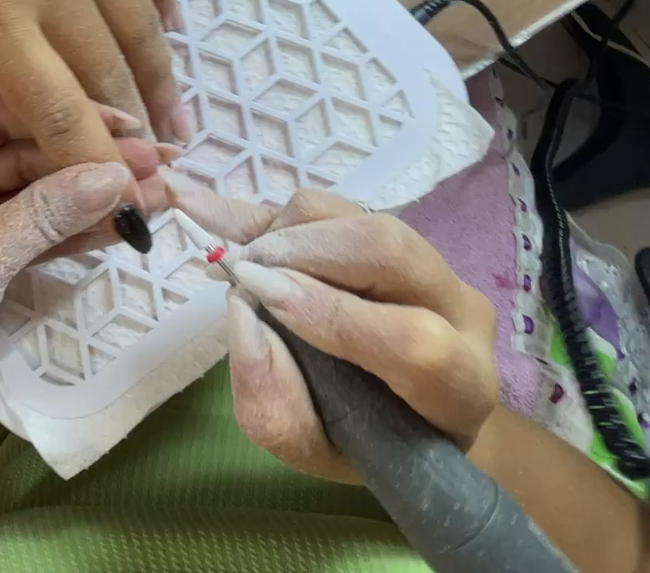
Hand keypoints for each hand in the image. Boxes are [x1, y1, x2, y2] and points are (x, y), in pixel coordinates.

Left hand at [0, 0, 189, 168]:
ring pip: (141, 29)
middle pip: (109, 78)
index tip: (116, 209)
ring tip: (179, 124)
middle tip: (153, 174)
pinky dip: (164, 5)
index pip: (56, 112)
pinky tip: (170, 29)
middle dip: (132, 135)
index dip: (90, 167)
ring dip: (162, 82)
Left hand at [0, 95, 173, 415]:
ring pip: (39, 196)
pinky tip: (123, 224)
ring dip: (92, 196)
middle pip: (26, 155)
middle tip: (157, 164)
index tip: (123, 122)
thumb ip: (46, 212)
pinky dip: (76, 231)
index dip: (60, 114)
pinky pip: (38, 232)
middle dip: (88, 161)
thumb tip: (117, 173)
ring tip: (156, 193)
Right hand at [171, 181, 499, 482]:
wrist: (411, 411)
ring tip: (239, 258)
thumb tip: (241, 316)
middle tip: (241, 269)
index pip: (410, 338)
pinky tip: (191, 198)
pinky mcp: (381, 231)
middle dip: (301, 249)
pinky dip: (256, 209)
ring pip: (356, 215)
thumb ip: (274, 405)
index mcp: (457, 384)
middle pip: (387, 247)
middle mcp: (456, 310)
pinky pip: (323, 206)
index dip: (327, 312)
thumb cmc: (367, 442)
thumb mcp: (316, 451)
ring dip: (284, 227)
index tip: (254, 294)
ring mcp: (429, 262)